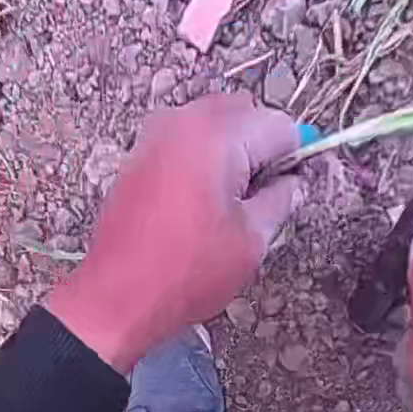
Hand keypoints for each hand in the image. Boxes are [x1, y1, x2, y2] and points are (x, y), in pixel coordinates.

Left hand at [45, 92, 303, 372]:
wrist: (118, 296)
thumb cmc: (187, 271)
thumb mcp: (251, 240)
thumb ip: (281, 200)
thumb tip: (294, 182)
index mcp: (218, 135)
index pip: (280, 126)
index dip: (294, 160)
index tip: (286, 195)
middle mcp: (183, 119)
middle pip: (246, 115)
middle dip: (262, 151)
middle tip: (258, 202)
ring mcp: (155, 134)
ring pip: (215, 126)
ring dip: (234, 156)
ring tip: (227, 208)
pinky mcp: (139, 155)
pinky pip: (187, 142)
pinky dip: (204, 162)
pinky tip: (199, 207)